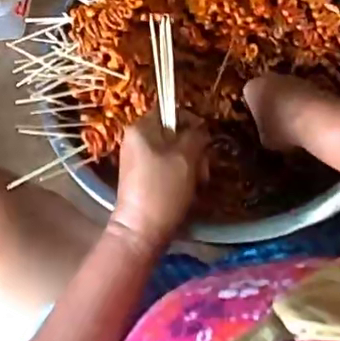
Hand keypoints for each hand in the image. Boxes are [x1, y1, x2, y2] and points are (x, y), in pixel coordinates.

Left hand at [108, 112, 208, 250]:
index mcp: (140, 127)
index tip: (204, 140)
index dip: (190, 121)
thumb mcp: (185, 159)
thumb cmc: (163, 190)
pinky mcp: (141, 177)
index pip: (168, 110)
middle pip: (173, 133)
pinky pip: (165, 168)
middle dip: (193, 150)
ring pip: (172, 153)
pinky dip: (180, 177)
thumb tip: (200, 126)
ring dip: (190, 166)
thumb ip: (195, 136)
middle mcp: (135, 139)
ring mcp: (137, 158)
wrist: (141, 230)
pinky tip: (188, 192)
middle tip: (202, 168)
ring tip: (197, 183)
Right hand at [242, 73, 325, 153]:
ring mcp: (291, 78)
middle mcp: (268, 78)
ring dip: (291, 106)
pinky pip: (304, 97)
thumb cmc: (281, 128)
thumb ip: (263, 133)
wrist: (315, 119)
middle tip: (279, 125)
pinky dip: (307, 107)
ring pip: (287, 93)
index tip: (263, 125)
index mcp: (251, 88)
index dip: (256, 112)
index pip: (249, 98)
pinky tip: (311, 123)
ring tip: (297, 127)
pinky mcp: (311, 83)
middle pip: (268, 91)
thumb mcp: (265, 139)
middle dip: (273, 105)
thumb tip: (269, 135)